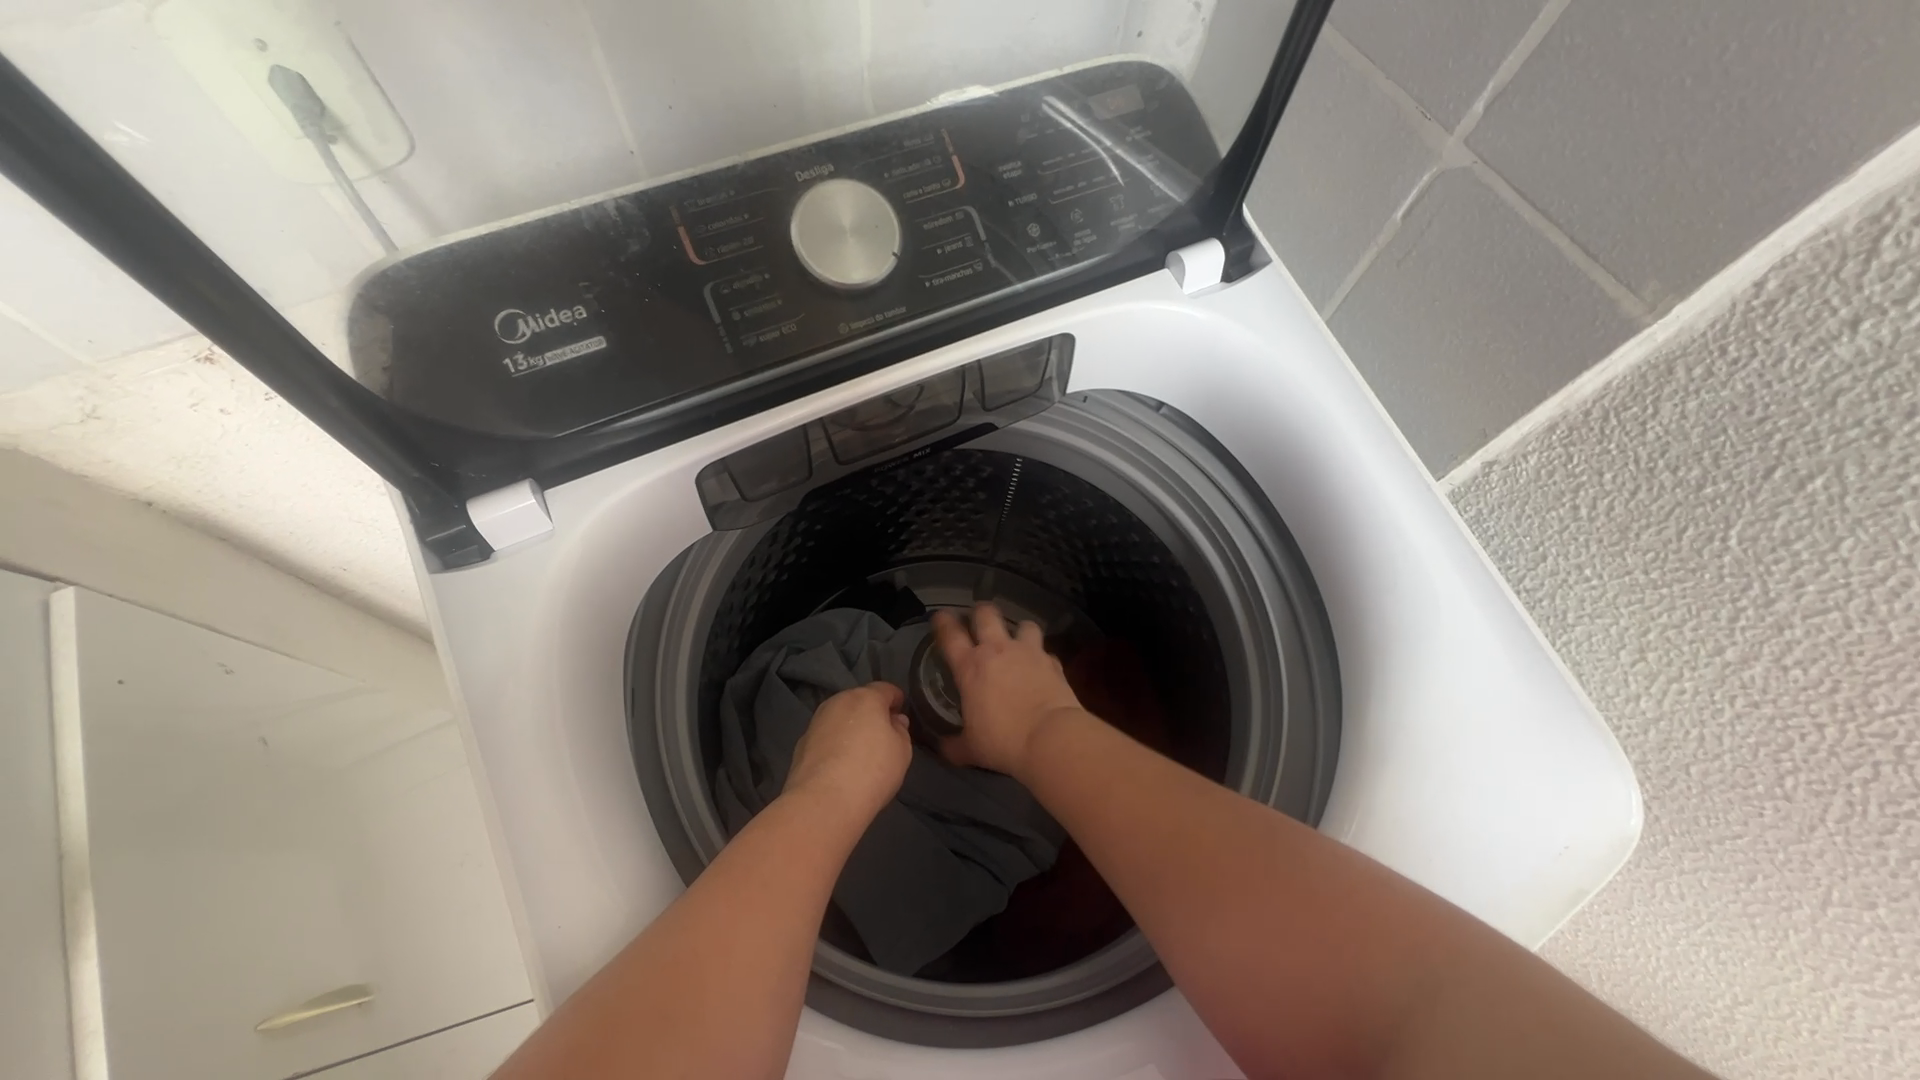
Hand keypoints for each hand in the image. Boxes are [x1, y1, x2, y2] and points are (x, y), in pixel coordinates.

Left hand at [782, 682, 912, 828]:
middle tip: (883, 736)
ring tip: (860, 753)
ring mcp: (816, 722)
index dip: (896, 700)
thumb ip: (900, 731)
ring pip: (839, 719)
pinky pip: (826, 738)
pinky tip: (840, 766)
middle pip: (859, 702)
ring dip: (850, 728)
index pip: (885, 689)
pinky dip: (834, 745)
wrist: (824, 801)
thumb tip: (894, 721)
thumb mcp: (902, 751)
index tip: (901, 713)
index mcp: (865, 698)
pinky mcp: (801, 744)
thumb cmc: (872, 770)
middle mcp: (837, 703)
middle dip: (871, 714)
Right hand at [931, 603, 1085, 777]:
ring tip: (1018, 640)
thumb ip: (954, 745)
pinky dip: (1042, 657)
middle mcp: (998, 651)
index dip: (943, 622)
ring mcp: (1028, 653)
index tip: (940, 616)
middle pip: (986, 615)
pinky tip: (1041, 668)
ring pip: (1023, 624)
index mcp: (970, 667)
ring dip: (1019, 630)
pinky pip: (1045, 651)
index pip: (950, 635)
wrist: (1051, 738)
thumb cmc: (1003, 741)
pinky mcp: (1053, 662)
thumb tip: (943, 748)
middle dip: (980, 612)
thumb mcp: (971, 749)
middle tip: (978, 618)